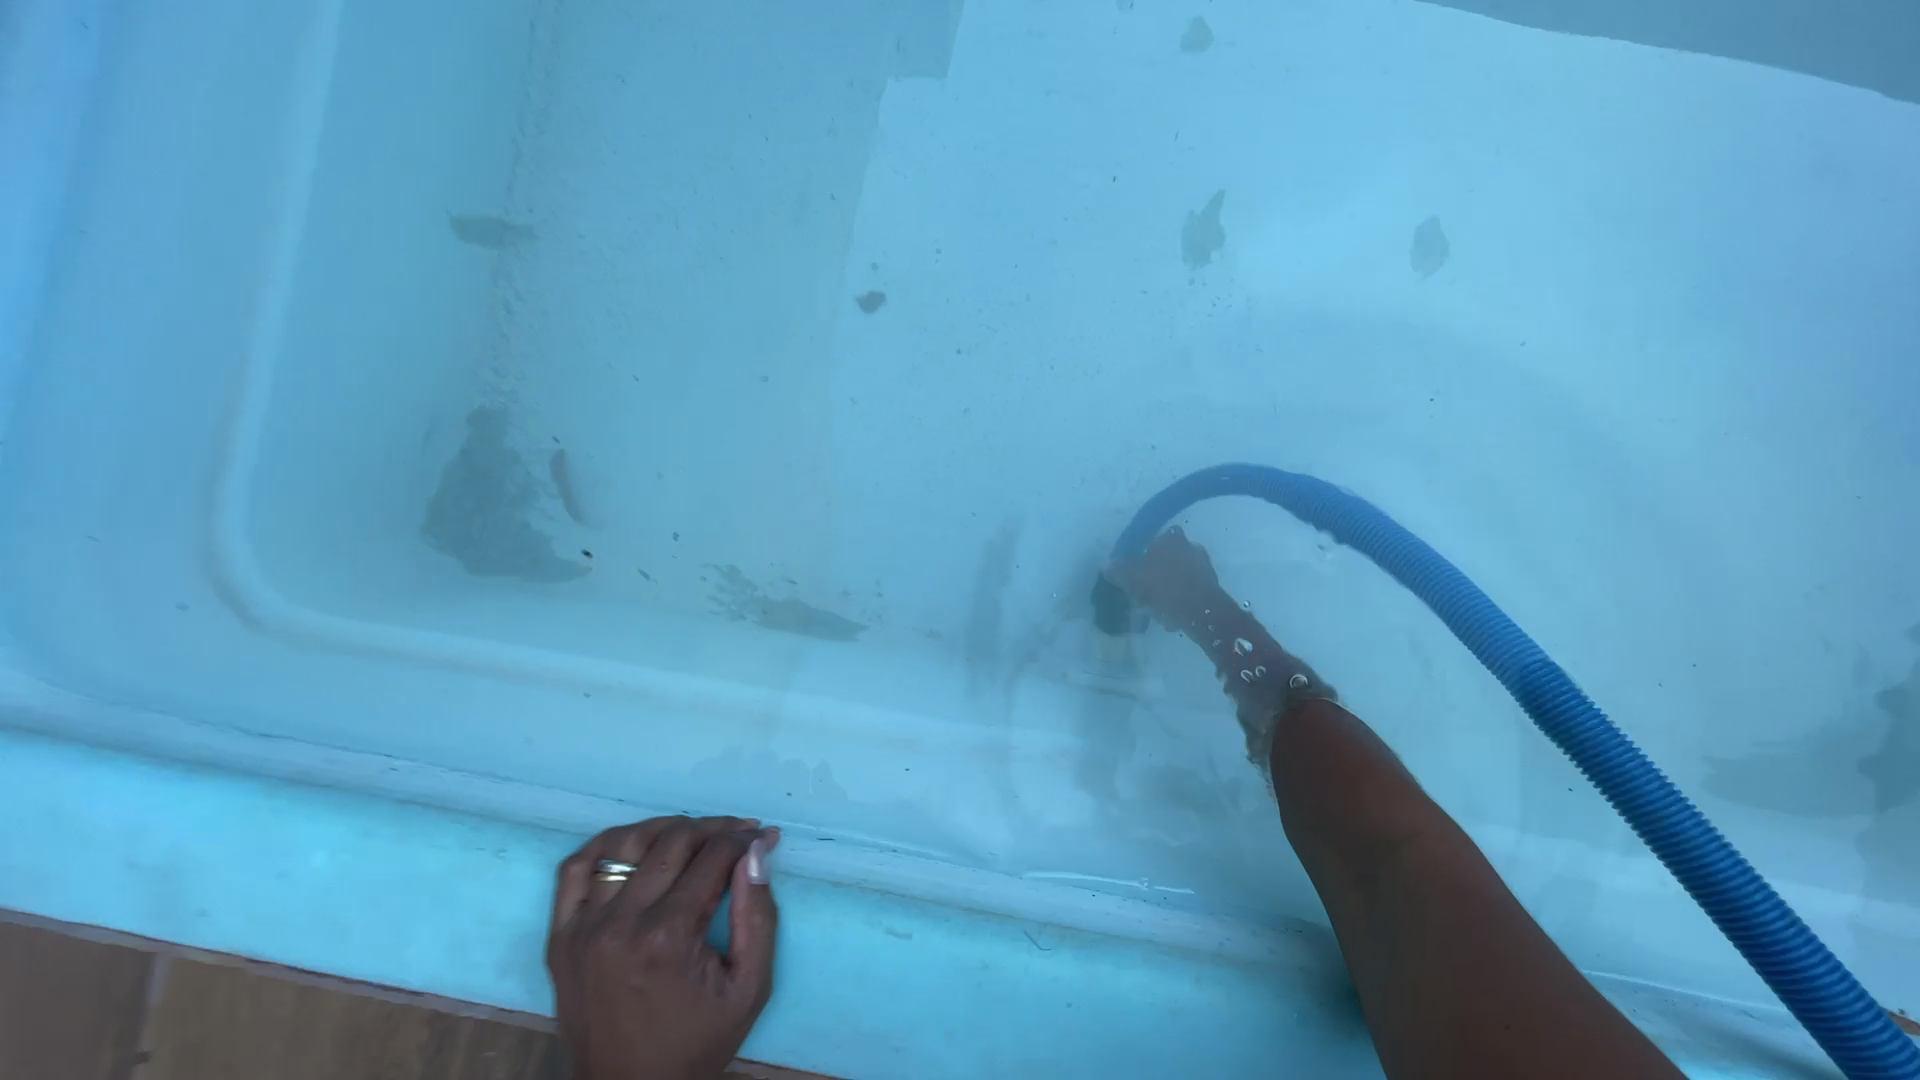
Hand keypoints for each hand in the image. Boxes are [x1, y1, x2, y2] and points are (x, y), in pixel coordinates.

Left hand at [547, 816, 781, 1079]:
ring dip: (665, 828)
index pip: (712, 857)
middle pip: (672, 842)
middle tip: (737, 833)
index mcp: (669, 937)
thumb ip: (760, 915)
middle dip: (713, 828)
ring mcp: (583, 928)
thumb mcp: (750, 987)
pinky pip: (575, 868)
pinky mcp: (559, 937)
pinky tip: (636, 843)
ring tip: (693, 835)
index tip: (763, 836)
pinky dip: (607, 844)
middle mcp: (621, 923)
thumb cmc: (698, 1041)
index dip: (744, 840)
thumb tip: (757, 851)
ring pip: (625, 843)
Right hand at [1106, 526, 1224, 627]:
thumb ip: (1119, 570)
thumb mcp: (1134, 578)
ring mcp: (1204, 567)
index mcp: (1172, 540)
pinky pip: (1189, 592)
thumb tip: (1106, 565)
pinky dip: (1180, 601)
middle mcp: (1190, 548)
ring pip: (1178, 577)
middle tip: (1144, 593)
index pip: (1158, 538)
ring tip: (1156, 609)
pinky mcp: (1211, 587)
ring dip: (1167, 590)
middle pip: (1168, 559)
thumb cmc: (1165, 587)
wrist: (1201, 611)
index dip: (1147, 553)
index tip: (1138, 568)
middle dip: (1156, 575)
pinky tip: (1171, 616)